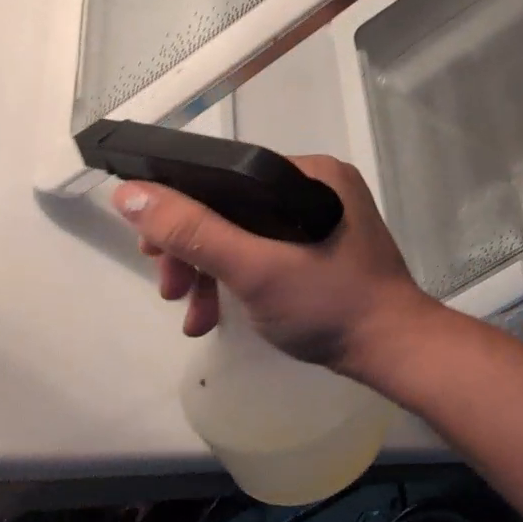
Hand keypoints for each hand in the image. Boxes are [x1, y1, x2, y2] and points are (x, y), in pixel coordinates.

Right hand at [110, 154, 432, 372]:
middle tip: (170, 291)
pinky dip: (238, 280)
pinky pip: (266, 252)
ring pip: (245, 235)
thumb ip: (194, 232)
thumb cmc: (329, 303)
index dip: (179, 211)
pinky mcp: (324, 248)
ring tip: (193, 318)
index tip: (150, 251)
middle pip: (232, 208)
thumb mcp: (254, 269)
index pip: (226, 176)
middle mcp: (319, 187)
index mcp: (311, 175)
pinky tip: (215, 316)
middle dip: (193, 252)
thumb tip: (131, 193)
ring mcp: (324, 219)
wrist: (391, 347)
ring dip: (210, 274)